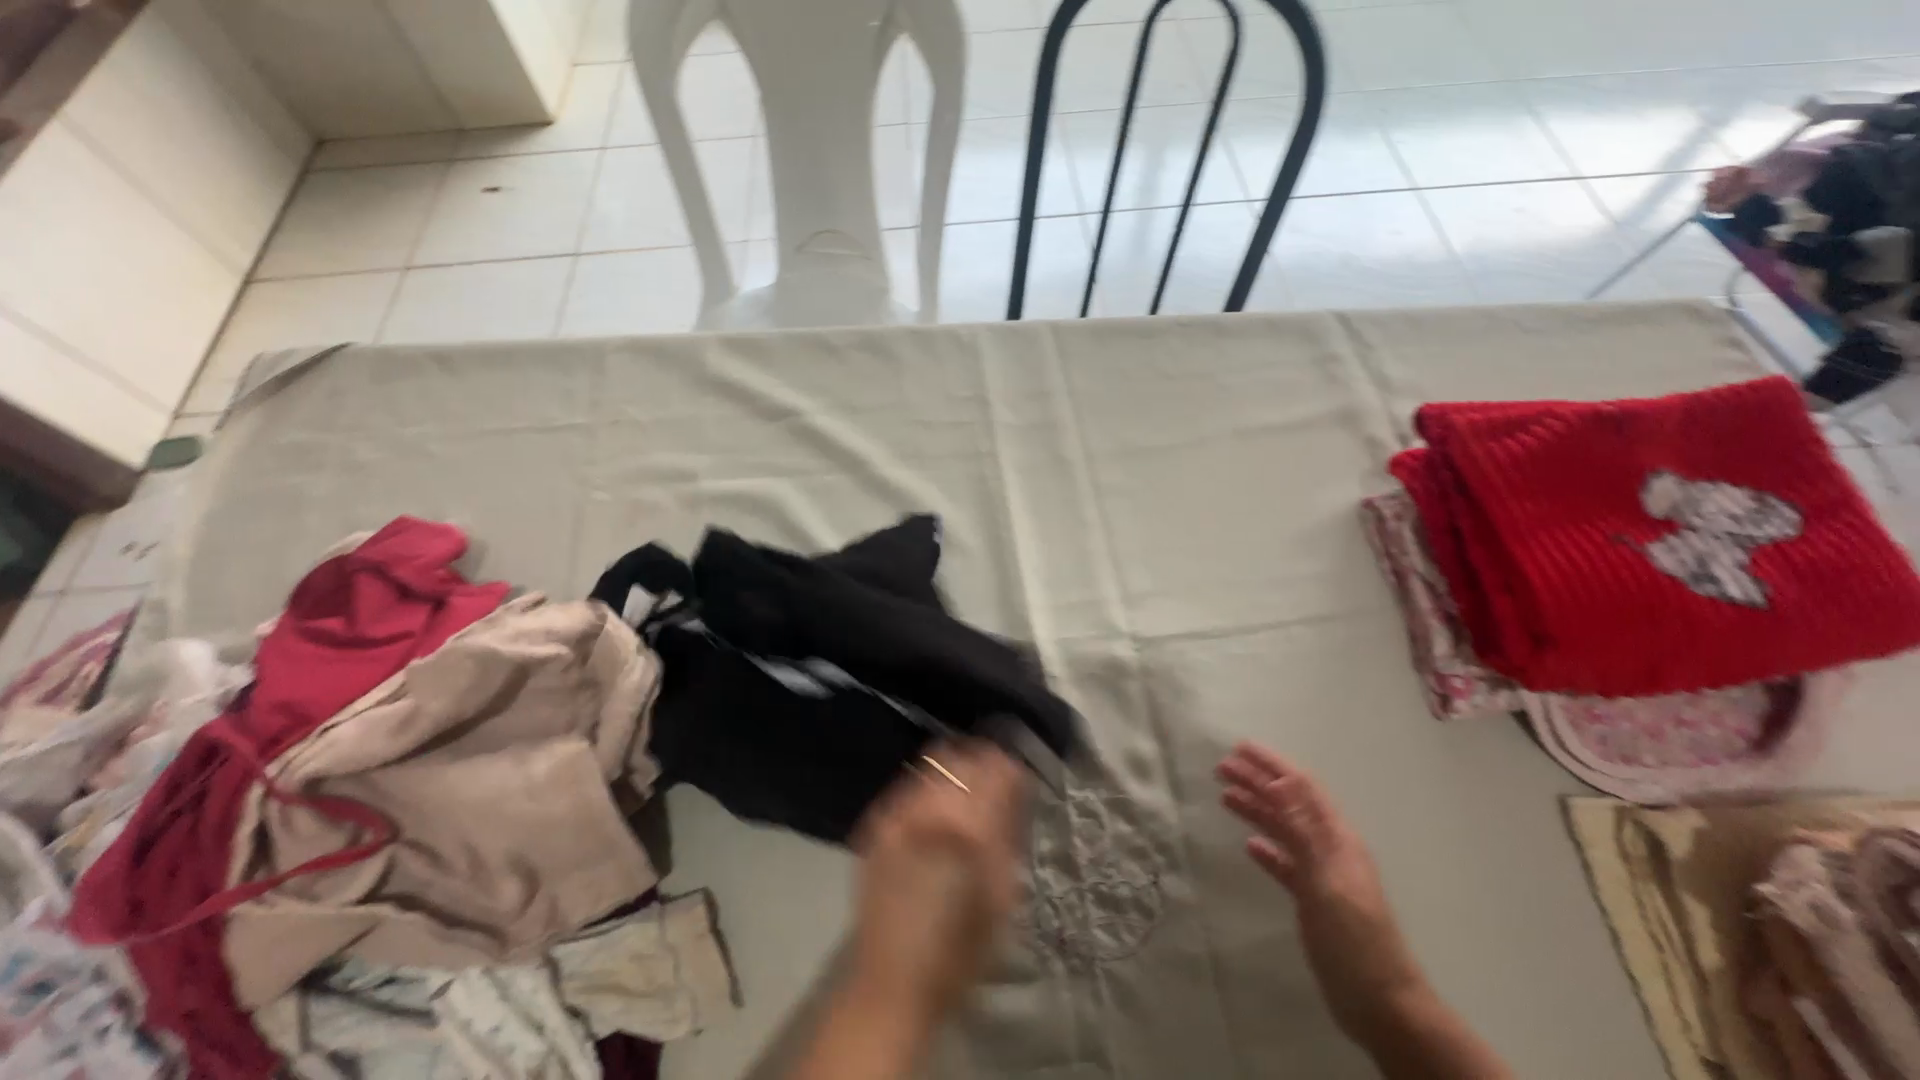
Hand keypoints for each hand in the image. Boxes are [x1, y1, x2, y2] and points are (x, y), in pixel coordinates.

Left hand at [848, 741, 1029, 1022]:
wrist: (893, 983)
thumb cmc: (962, 948)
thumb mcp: (1002, 893)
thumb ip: (1009, 833)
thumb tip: (1014, 790)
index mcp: (969, 827)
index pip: (996, 766)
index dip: (1011, 765)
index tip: (1018, 777)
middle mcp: (929, 809)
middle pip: (960, 756)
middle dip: (980, 763)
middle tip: (991, 785)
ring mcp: (895, 815)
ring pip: (929, 767)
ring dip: (950, 773)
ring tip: (961, 798)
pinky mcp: (873, 828)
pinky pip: (904, 790)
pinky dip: (922, 793)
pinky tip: (930, 819)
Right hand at [1216, 743, 1426, 1041]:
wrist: (1380, 1000)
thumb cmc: (1354, 938)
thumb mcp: (1326, 880)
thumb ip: (1303, 831)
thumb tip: (1280, 782)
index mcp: (1338, 839)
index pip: (1302, 788)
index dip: (1273, 765)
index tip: (1241, 747)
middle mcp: (1331, 849)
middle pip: (1290, 805)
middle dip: (1258, 782)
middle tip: (1221, 767)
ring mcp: (1322, 876)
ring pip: (1285, 831)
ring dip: (1258, 810)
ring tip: (1225, 795)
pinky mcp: (1314, 901)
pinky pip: (1286, 864)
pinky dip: (1267, 850)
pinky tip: (1249, 845)